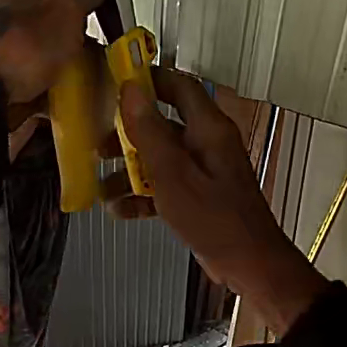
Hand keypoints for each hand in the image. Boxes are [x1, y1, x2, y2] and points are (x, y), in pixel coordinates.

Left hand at [0, 0, 115, 105]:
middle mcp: (8, 3)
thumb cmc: (13, 48)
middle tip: (91, 43)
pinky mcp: (1, 70)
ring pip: (44, 44)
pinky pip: (34, 73)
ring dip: (62, 58)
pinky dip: (48, 81)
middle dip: (73, 29)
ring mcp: (3, 38)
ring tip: (77, 71)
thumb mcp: (66, 11)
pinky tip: (58, 90)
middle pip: (51, 10)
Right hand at [107, 68, 328, 334]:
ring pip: (159, 159)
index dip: (149, 80)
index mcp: (208, 129)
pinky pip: (165, 186)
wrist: (247, 265)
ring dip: (130, 172)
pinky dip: (143, 196)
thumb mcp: (174, 174)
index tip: (115, 83)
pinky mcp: (197, 196)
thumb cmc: (213, 218)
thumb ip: (150, 132)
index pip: (179, 87)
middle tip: (99, 146)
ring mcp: (202, 172)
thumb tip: (130, 90)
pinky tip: (119, 211)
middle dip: (128, 135)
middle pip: (162, 125)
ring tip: (102, 187)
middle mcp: (206, 144)